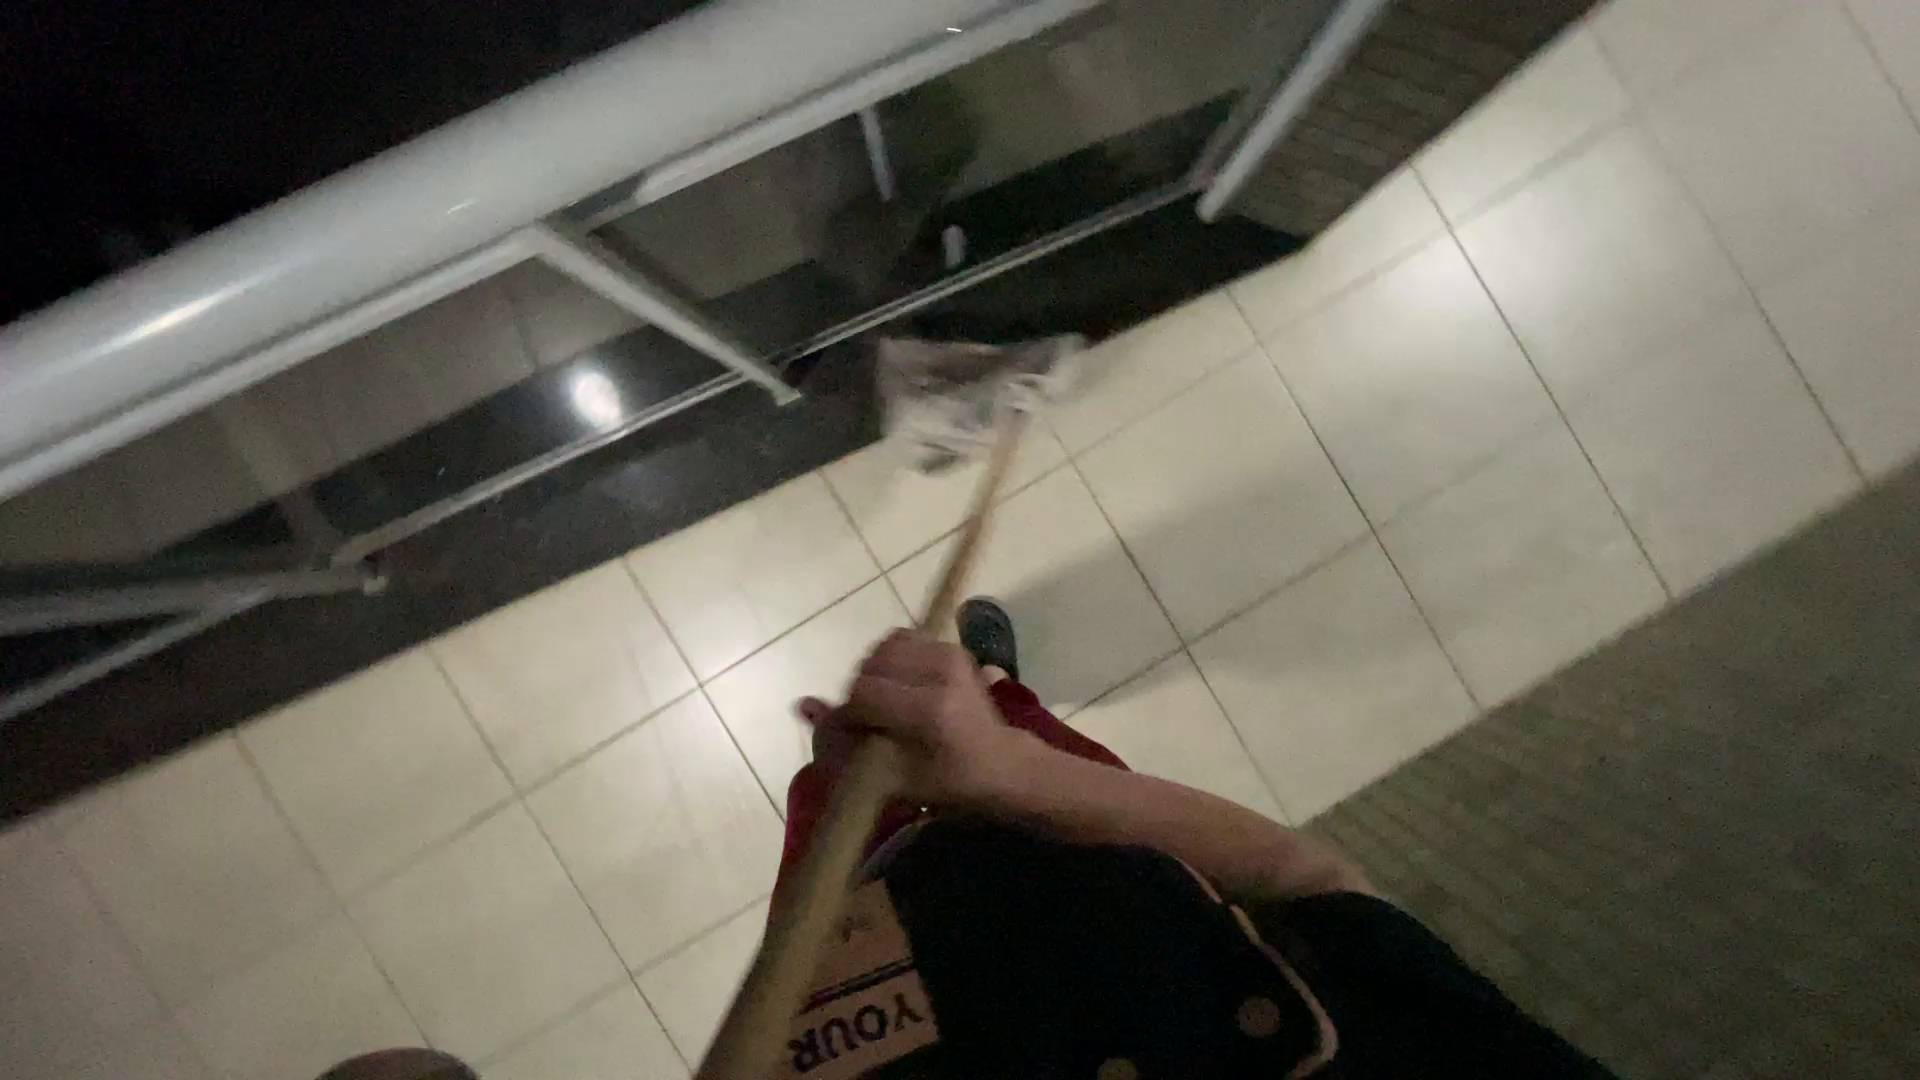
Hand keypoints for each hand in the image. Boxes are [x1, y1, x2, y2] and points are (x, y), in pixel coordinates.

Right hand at [795, 629, 1042, 807]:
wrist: (1001, 762)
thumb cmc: (949, 782)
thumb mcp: (894, 775)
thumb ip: (845, 742)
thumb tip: (801, 704)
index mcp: (931, 709)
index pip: (865, 692)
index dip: (849, 712)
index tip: (854, 733)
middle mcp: (942, 673)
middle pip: (872, 665)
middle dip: (860, 691)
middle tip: (868, 719)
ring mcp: (950, 654)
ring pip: (886, 647)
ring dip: (875, 672)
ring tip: (882, 700)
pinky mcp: (952, 647)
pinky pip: (904, 639)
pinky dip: (892, 659)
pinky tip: (898, 685)